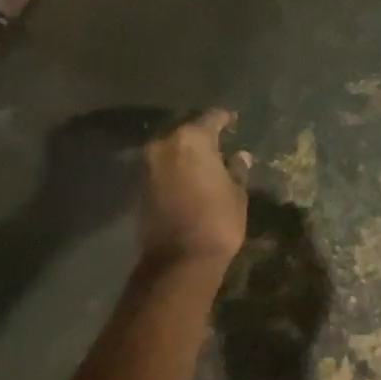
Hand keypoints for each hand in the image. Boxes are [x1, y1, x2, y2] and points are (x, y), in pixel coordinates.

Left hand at [139, 109, 250, 264]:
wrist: (179, 260)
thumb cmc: (217, 221)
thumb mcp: (237, 194)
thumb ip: (237, 171)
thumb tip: (240, 157)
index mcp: (192, 139)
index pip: (212, 119)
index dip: (225, 120)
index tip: (234, 122)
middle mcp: (165, 145)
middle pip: (187, 133)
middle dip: (202, 138)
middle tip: (220, 145)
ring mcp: (148, 166)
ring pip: (171, 151)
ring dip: (186, 156)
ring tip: (206, 165)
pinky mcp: (140, 187)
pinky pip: (162, 170)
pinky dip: (175, 172)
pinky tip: (190, 180)